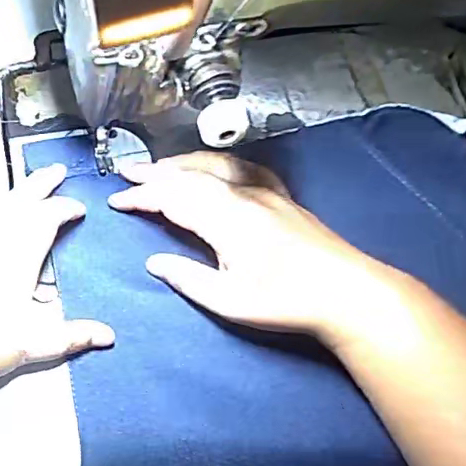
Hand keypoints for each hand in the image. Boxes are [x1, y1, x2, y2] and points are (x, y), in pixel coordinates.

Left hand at [0, 163, 113, 394]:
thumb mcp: (31, 342)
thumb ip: (71, 335)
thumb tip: (106, 335)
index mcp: (20, 251)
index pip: (49, 217)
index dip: (66, 208)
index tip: (78, 209)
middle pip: (22, 198)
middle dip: (41, 184)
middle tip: (55, 172)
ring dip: (15, 193)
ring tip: (25, 189)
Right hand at [107, 152, 411, 346]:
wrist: (348, 292)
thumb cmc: (286, 302)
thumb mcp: (229, 301)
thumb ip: (188, 278)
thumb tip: (153, 263)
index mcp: (227, 220)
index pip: (173, 199)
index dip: (141, 198)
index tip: (117, 201)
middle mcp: (244, 196)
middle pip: (191, 175)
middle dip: (155, 172)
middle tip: (127, 171)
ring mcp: (267, 192)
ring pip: (217, 165)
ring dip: (183, 163)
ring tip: (161, 167)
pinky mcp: (283, 196)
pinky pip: (244, 168)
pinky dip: (218, 164)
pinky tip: (215, 168)